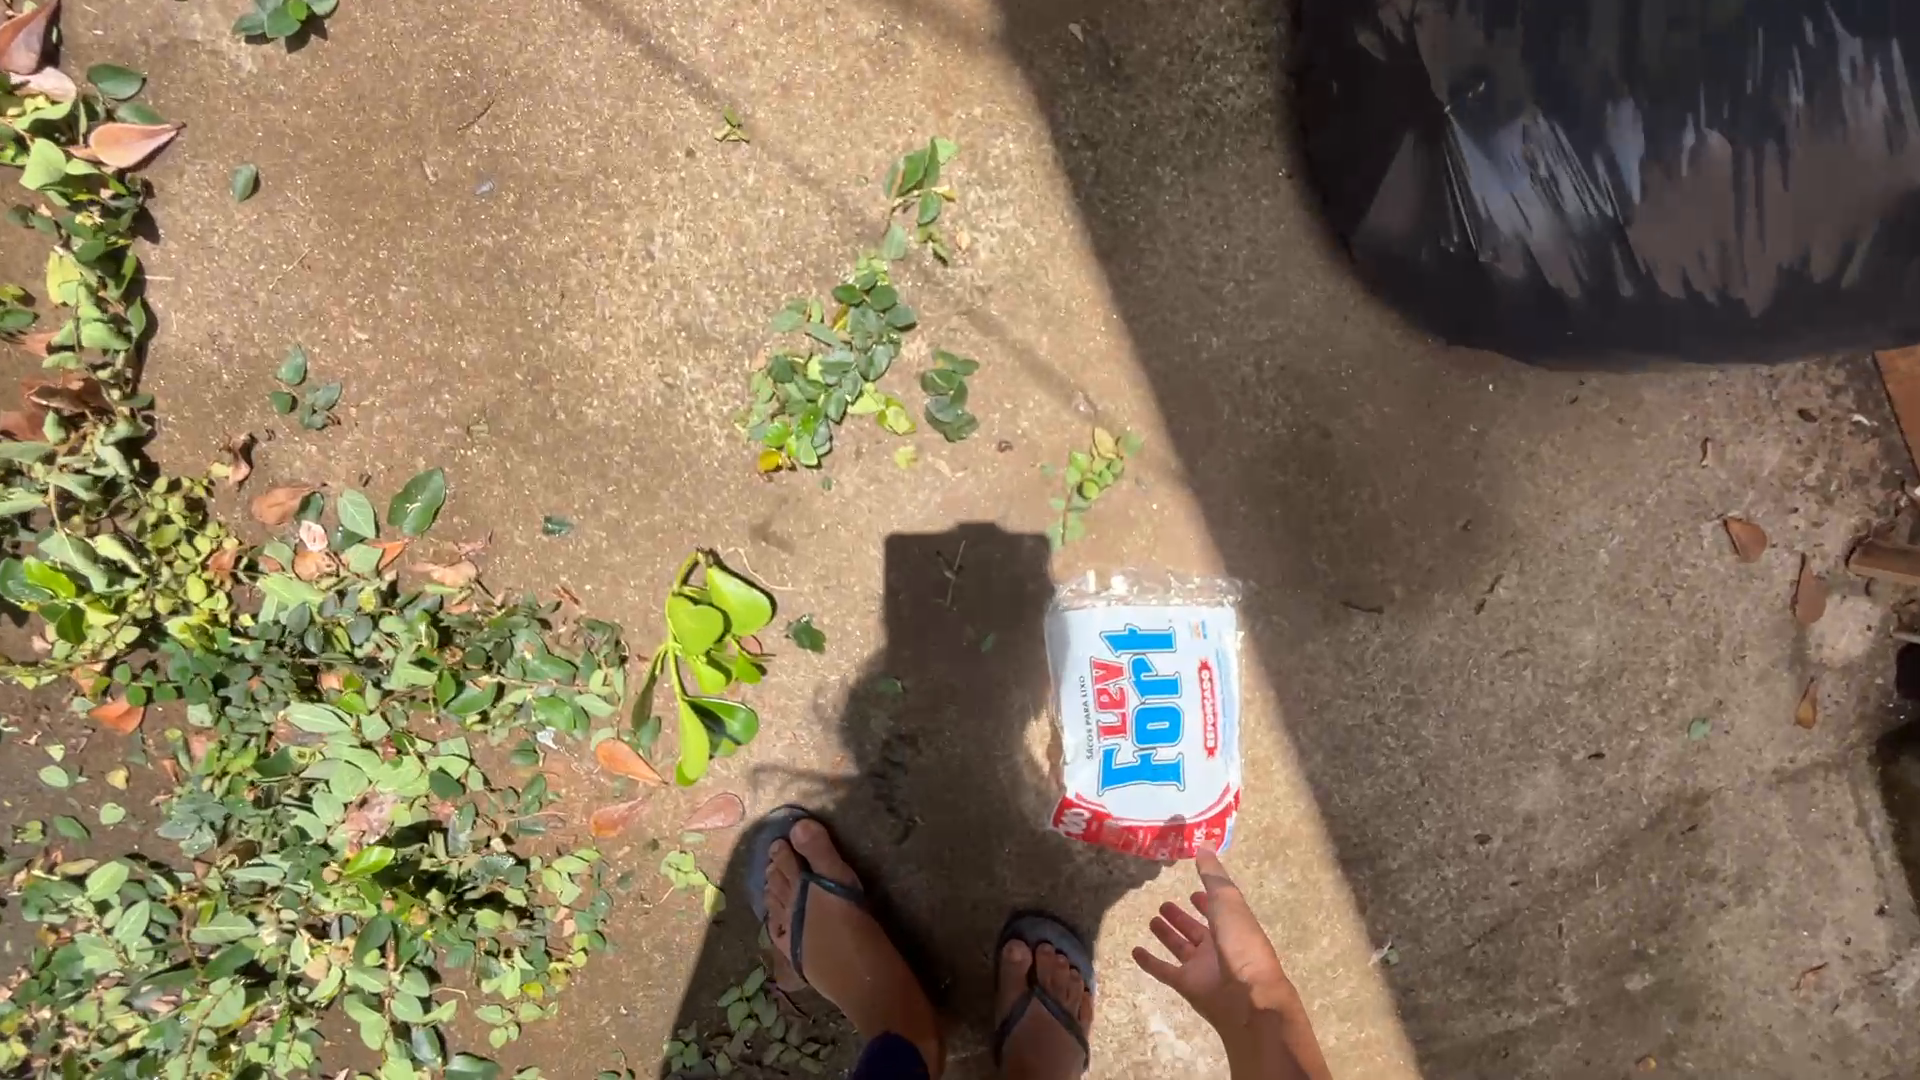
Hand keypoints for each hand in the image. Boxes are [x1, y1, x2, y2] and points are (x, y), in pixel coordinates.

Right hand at [1130, 850, 1294, 1029]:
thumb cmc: (1241, 943)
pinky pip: (1164, 971)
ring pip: (1180, 947)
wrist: (1248, 998)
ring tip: (1151, 919)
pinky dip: (1150, 962)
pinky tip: (1135, 951)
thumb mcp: (1228, 901)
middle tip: (1163, 904)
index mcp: (1231, 925)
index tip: (1192, 891)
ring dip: (1167, 934)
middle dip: (1181, 917)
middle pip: (1195, 928)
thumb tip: (1204, 844)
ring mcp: (1202, 967)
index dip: (1206, 900)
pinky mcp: (1187, 985)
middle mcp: (1217, 945)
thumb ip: (1212, 875)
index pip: (1217, 909)